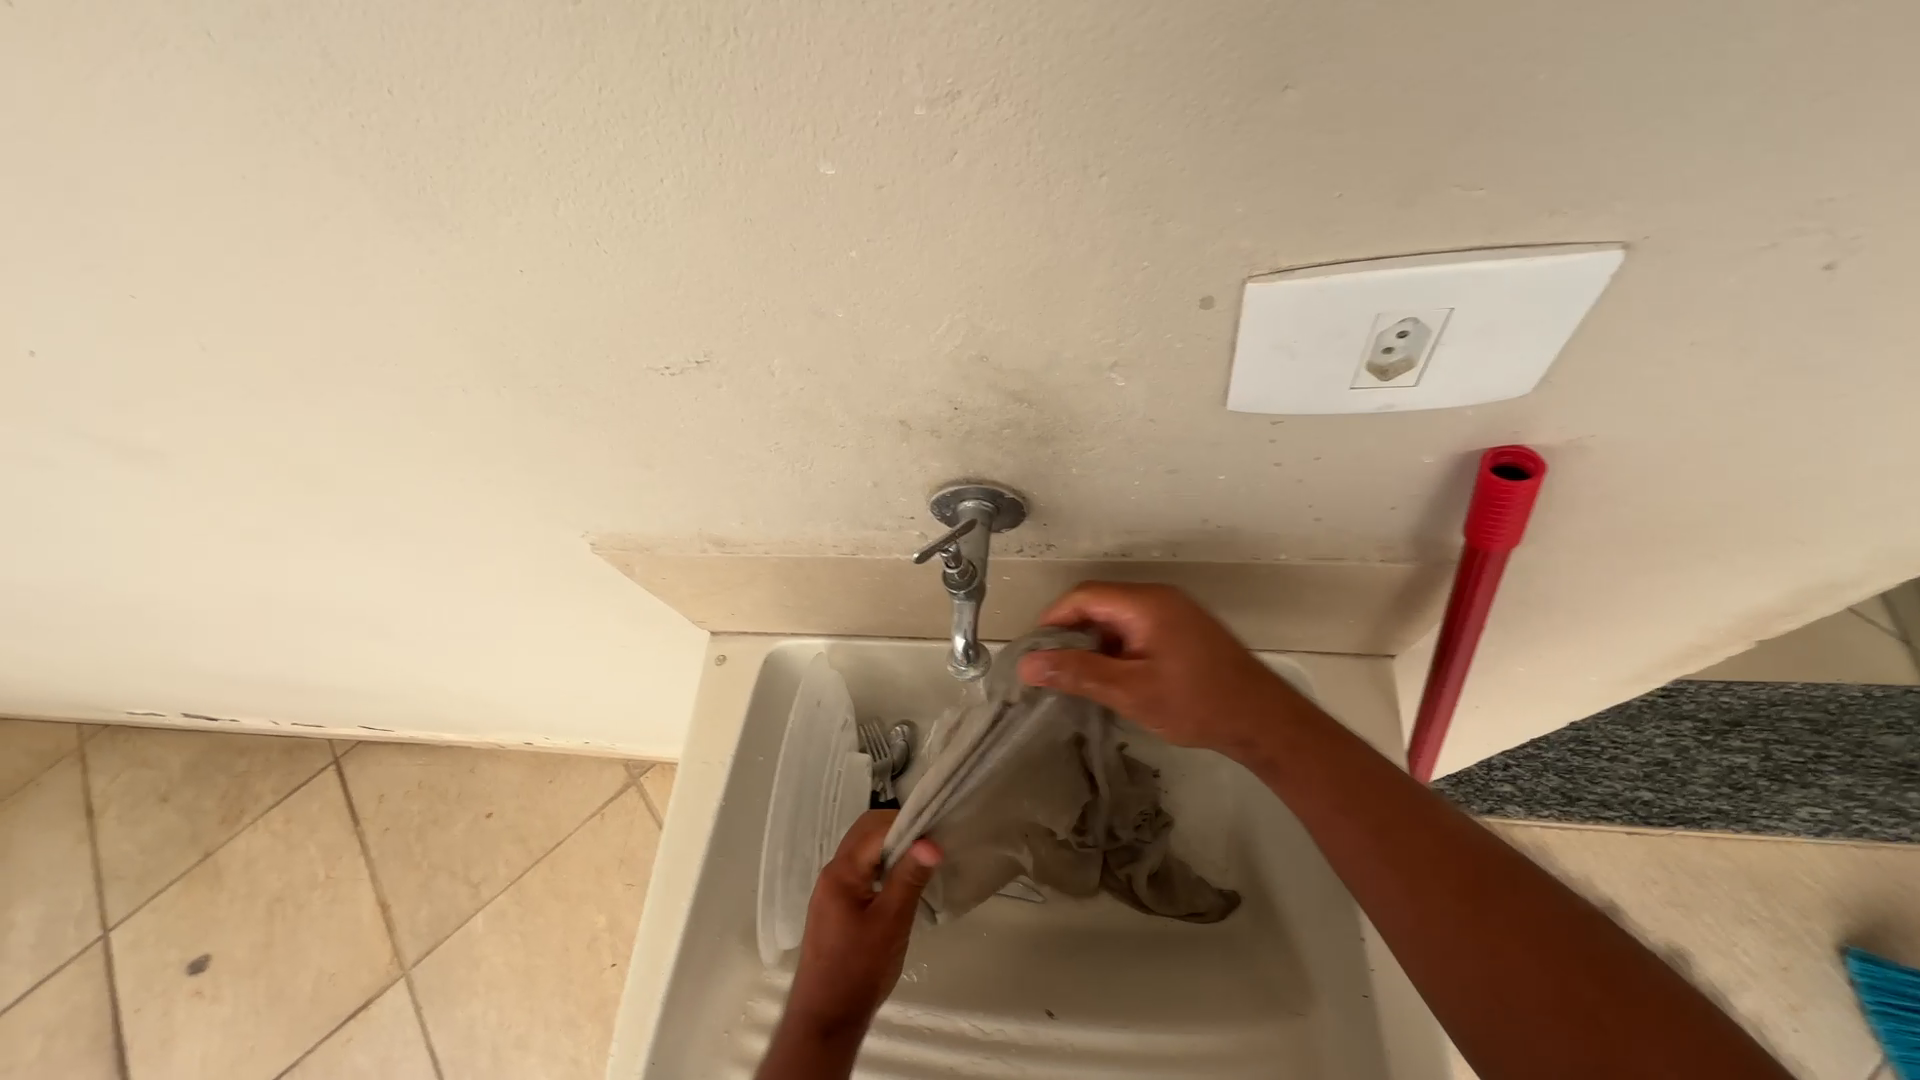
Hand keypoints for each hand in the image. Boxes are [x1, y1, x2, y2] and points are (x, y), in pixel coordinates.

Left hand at [783, 810, 941, 1036]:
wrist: (826, 1018)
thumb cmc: (859, 970)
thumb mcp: (891, 922)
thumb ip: (909, 878)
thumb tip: (931, 841)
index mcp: (841, 871)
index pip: (875, 828)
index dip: (907, 823)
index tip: (937, 830)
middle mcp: (832, 873)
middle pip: (865, 833)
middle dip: (898, 829)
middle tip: (931, 842)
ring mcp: (833, 890)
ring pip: (864, 852)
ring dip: (891, 848)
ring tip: (922, 859)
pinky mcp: (838, 907)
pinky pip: (862, 871)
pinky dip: (883, 866)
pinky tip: (903, 882)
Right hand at [1016, 581, 1314, 764]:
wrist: (1262, 721)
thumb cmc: (1196, 703)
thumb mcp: (1129, 691)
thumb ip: (1077, 673)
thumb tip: (1027, 664)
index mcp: (1145, 603)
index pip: (1083, 596)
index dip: (1053, 621)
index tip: (1035, 654)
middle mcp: (1159, 599)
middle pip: (1099, 605)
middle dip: (1071, 635)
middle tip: (1053, 671)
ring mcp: (1174, 613)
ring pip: (1116, 620)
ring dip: (1094, 645)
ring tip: (1078, 681)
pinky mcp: (1182, 631)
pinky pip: (1136, 630)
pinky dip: (1116, 650)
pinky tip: (1113, 681)